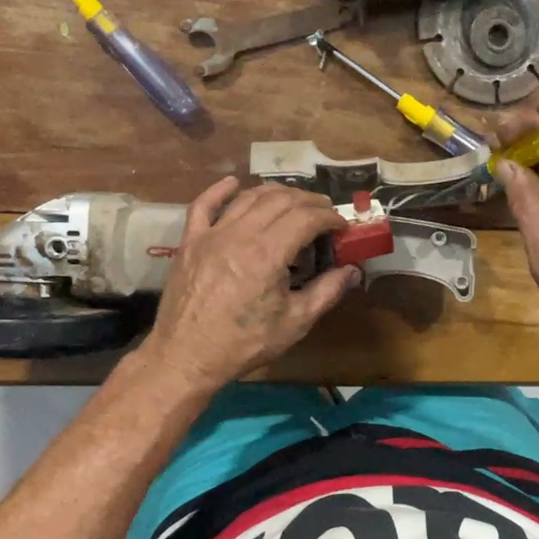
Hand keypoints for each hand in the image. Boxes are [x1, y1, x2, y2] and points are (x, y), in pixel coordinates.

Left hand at [143, 178, 358, 389]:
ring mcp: (210, 234)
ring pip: (248, 197)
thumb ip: (327, 291)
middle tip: (324, 213)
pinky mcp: (190, 242)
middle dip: (309, 202)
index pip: (306, 218)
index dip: (329, 217)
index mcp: (267, 254)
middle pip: (280, 200)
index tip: (342, 226)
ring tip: (294, 202)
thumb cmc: (244, 344)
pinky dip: (220, 189)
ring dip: (276, 194)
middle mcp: (239, 234)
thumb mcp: (294, 322)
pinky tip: (234, 182)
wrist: (186, 356)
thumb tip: (352, 271)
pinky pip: (203, 205)